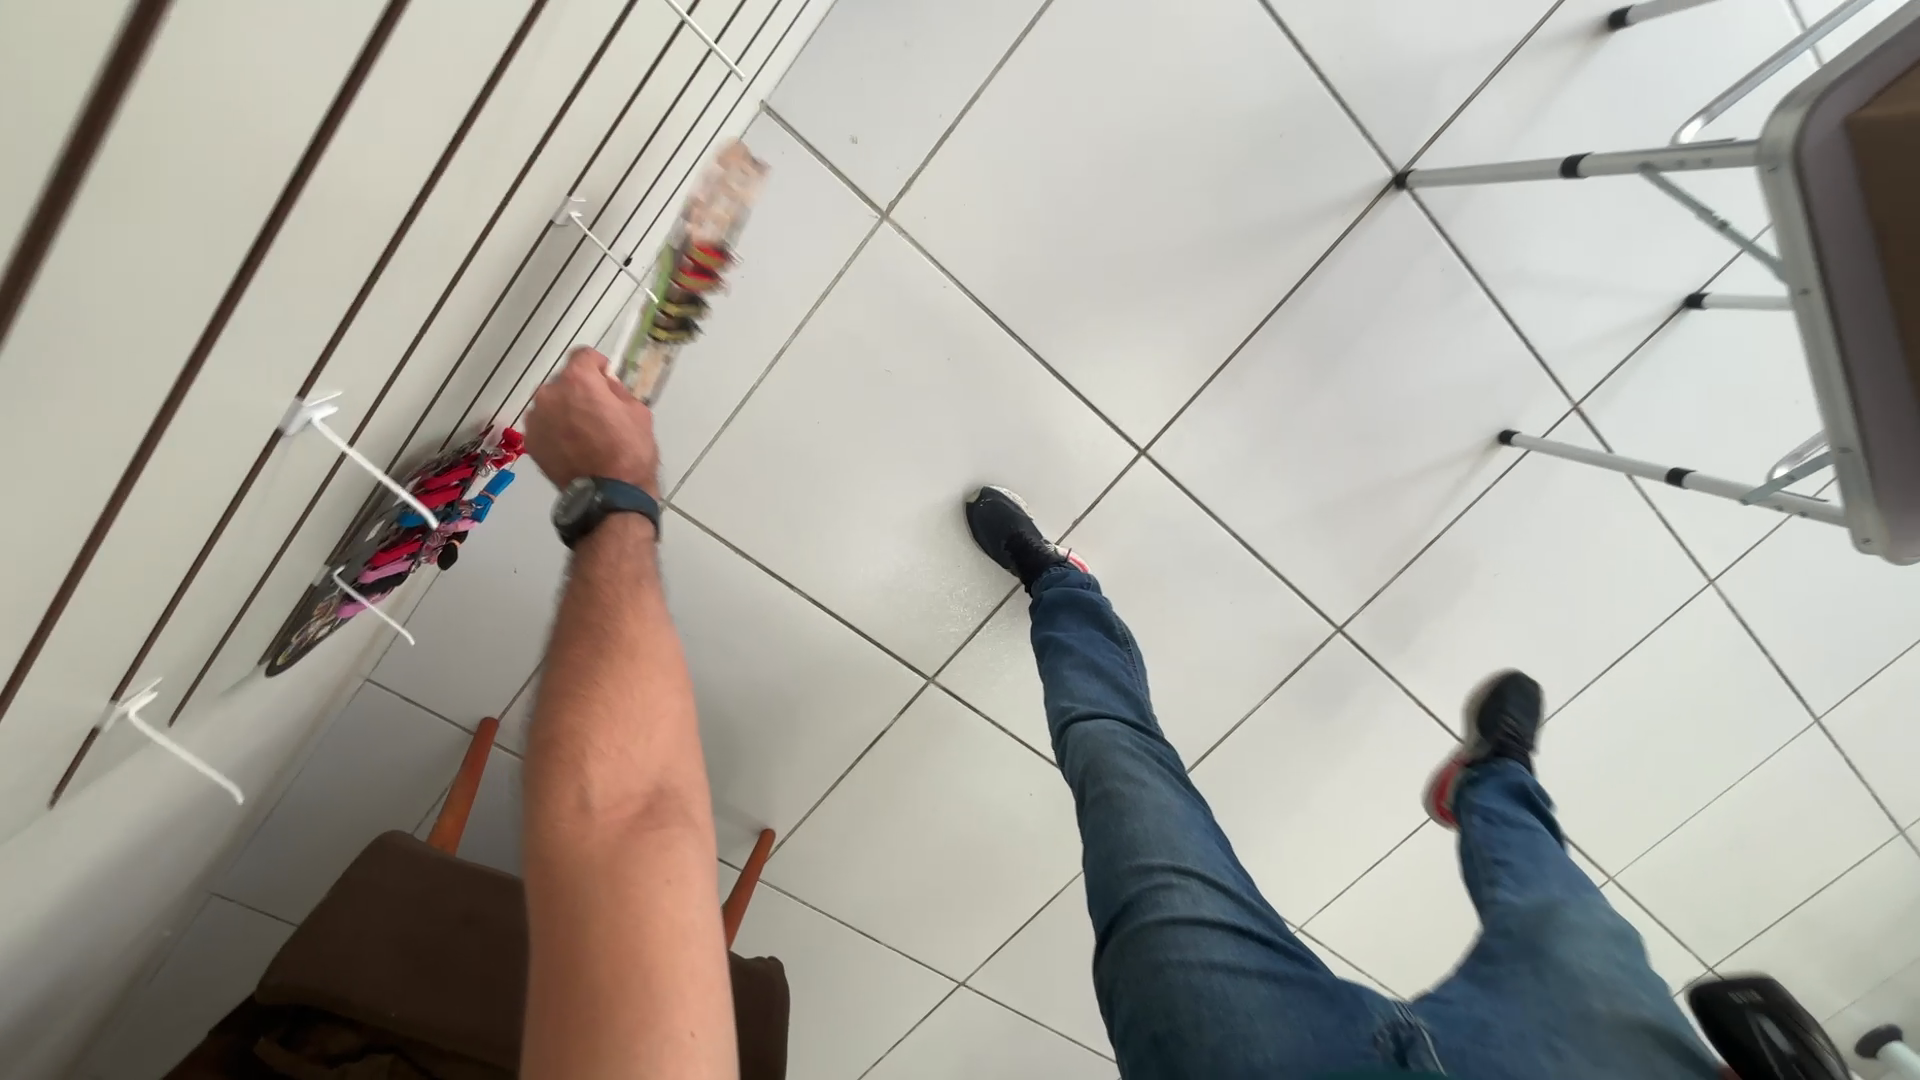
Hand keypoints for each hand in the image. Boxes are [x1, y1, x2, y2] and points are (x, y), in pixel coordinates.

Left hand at [526, 347, 660, 495]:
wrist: (609, 494)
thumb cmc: (630, 452)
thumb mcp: (639, 414)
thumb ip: (618, 393)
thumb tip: (607, 387)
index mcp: (579, 381)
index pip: (583, 355)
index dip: (598, 364)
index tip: (606, 377)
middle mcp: (550, 393)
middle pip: (565, 382)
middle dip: (580, 391)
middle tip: (598, 412)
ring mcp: (536, 419)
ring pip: (552, 405)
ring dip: (566, 411)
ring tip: (584, 434)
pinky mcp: (531, 441)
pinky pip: (545, 426)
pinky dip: (556, 431)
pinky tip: (573, 448)